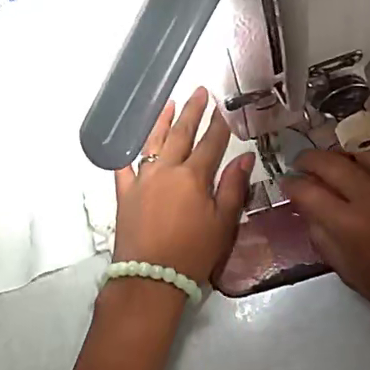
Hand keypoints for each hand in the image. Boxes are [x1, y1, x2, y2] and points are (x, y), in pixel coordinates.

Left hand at [112, 87, 255, 285]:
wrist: (151, 277)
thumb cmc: (193, 252)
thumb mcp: (222, 223)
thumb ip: (233, 187)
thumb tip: (245, 157)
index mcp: (194, 177)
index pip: (211, 144)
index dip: (219, 125)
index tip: (224, 108)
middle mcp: (167, 170)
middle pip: (180, 134)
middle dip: (191, 112)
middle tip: (199, 92)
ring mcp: (142, 180)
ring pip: (152, 143)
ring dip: (161, 121)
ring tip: (168, 103)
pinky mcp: (125, 194)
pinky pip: (124, 166)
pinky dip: (128, 152)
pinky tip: (131, 141)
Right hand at [281, 138, 369, 346]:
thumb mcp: (353, 276)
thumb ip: (326, 242)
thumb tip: (311, 215)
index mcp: (349, 225)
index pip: (306, 191)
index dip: (290, 186)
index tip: (288, 187)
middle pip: (328, 161)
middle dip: (308, 160)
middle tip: (303, 166)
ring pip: (362, 146)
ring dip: (344, 150)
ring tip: (339, 160)